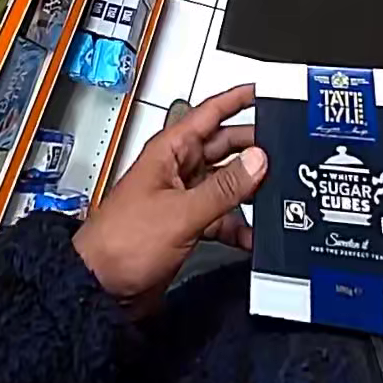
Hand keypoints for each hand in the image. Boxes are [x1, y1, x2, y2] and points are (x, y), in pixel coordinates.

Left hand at [73, 85, 266, 313]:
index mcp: (171, 150)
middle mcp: (179, 167)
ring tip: (274, 190)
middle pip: (224, 145)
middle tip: (282, 148)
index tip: (264, 91)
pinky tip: (252, 234)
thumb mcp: (181, 211)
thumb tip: (258, 160)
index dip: (238, 99)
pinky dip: (238, 223)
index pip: (211, 112)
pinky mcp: (188, 223)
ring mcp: (184, 195)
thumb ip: (224, 187)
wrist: (99, 291)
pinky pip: (222, 214)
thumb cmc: (119, 243)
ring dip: (248, 187)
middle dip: (253, 146)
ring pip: (226, 180)